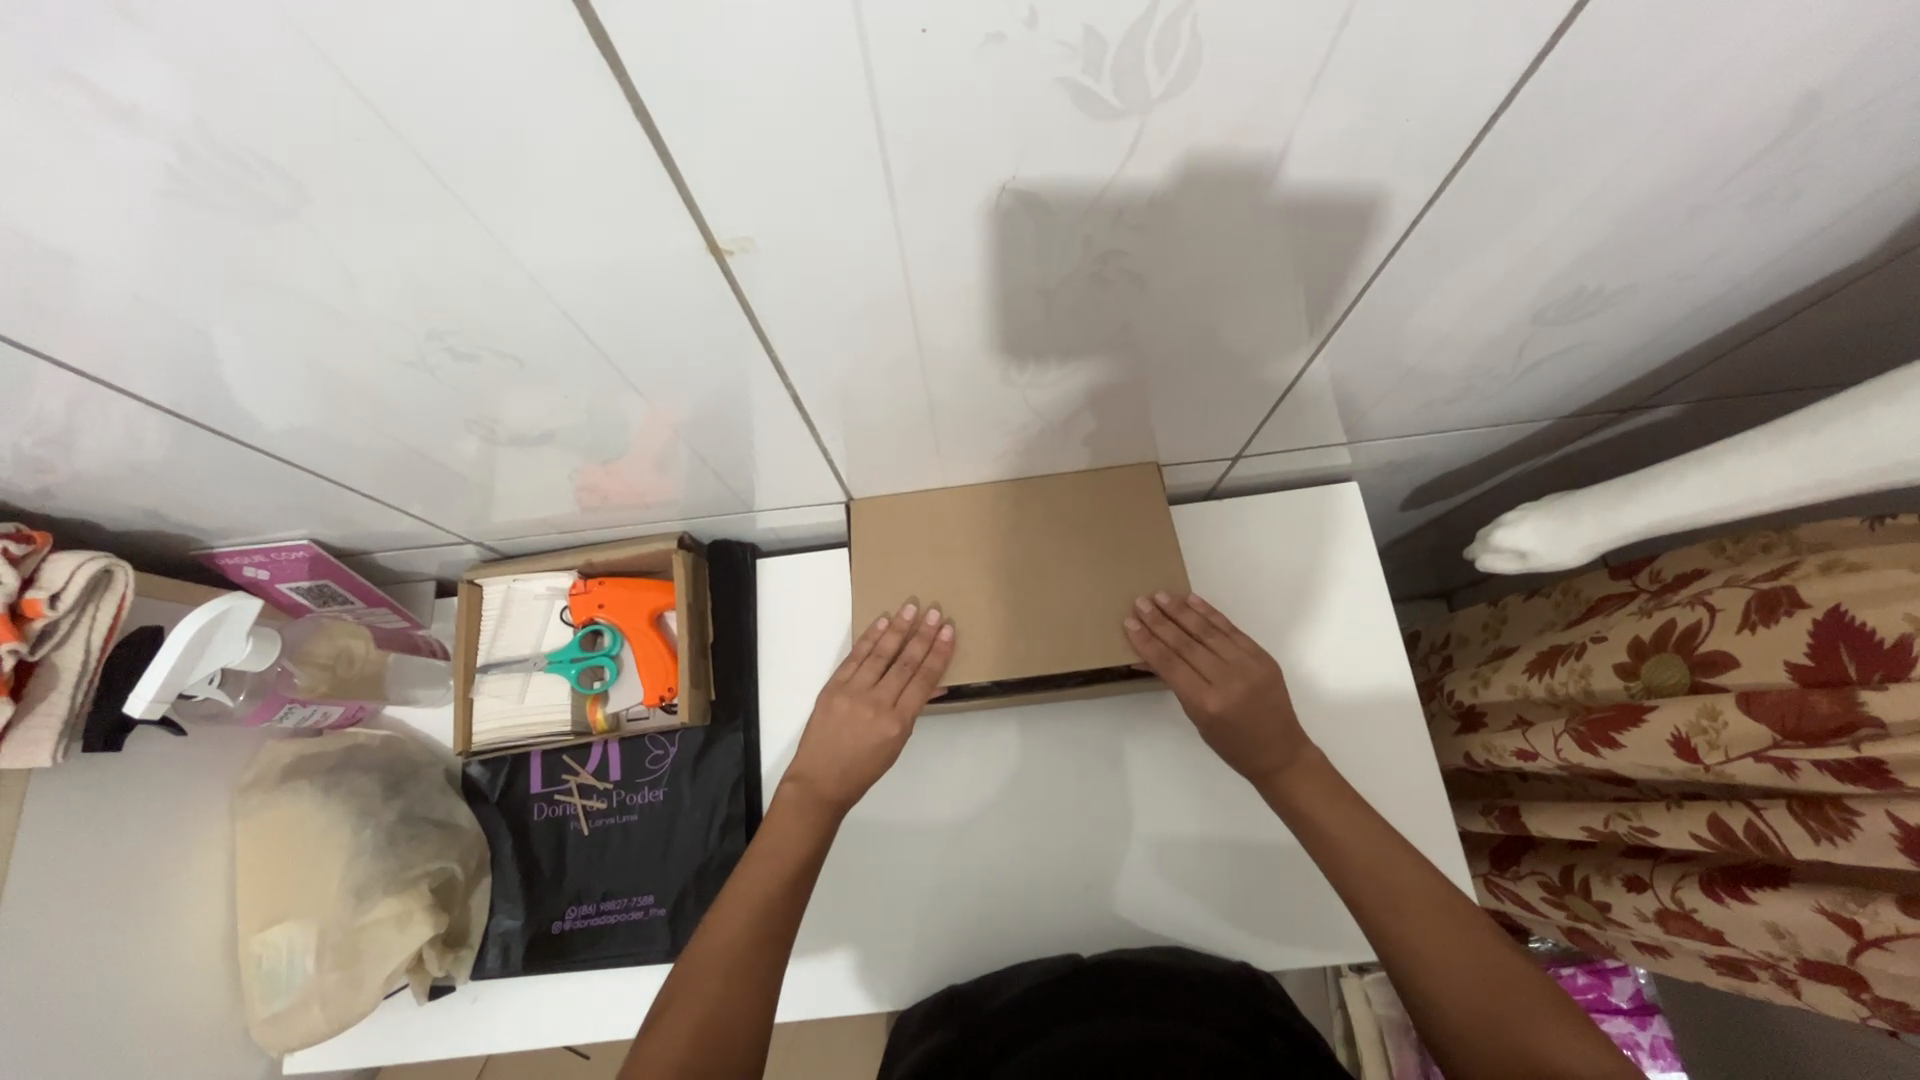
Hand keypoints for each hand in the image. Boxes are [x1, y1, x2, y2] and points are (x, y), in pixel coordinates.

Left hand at [781, 600, 954, 816]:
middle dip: (923, 635)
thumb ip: (913, 710)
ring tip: (911, 607)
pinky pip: (855, 657)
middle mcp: (877, 704)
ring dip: (898, 628)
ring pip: (880, 654)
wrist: (820, 780)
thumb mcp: (897, 744)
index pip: (924, 680)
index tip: (949, 632)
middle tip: (935, 612)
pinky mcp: (833, 687)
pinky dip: (869, 638)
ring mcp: (852, 693)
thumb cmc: (864, 768)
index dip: (938, 653)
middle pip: (905, 662)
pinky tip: (882, 622)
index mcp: (897, 723)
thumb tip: (934, 684)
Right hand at [1124, 591, 1313, 788]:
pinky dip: (1210, 614)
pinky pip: (1231, 630)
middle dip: (1159, 622)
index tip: (1130, 623)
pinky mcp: (1262, 657)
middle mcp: (1227, 681)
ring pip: (1208, 632)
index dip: (1148, 642)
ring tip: (1161, 596)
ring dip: (1181, 611)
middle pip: (1186, 644)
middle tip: (1140, 603)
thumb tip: (1149, 657)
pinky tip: (1192, 600)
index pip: (1170, 664)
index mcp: (1206, 703)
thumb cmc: (1231, 744)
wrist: (1279, 751)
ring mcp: (1248, 666)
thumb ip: (1176, 683)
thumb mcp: (1196, 718)